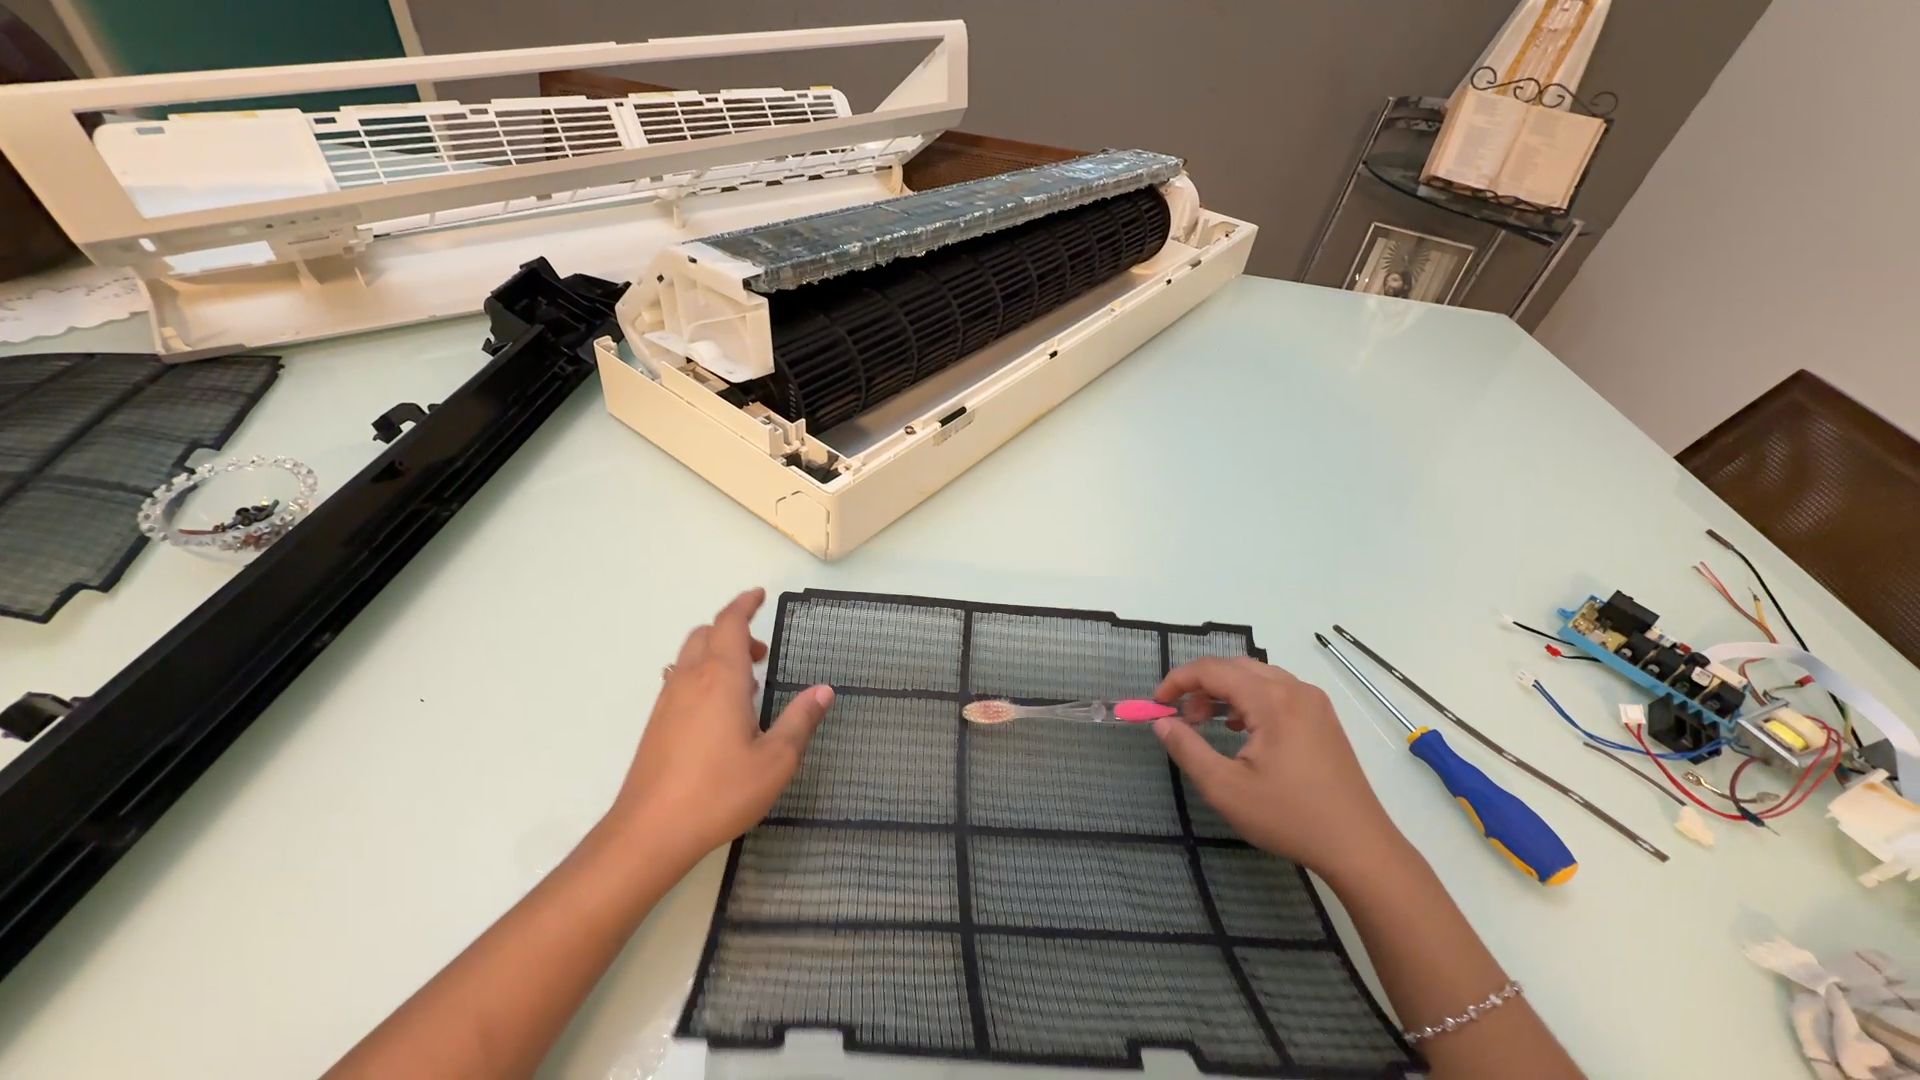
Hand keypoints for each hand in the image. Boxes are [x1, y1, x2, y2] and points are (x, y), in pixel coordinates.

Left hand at [607, 588, 833, 867]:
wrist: (651, 830)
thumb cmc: (719, 792)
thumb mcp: (776, 760)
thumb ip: (800, 721)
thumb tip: (823, 690)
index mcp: (720, 678)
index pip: (729, 623)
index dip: (744, 605)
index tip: (759, 594)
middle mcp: (689, 680)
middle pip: (706, 634)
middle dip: (733, 631)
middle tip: (762, 652)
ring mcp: (668, 701)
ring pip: (689, 657)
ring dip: (717, 654)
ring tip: (746, 682)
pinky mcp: (657, 723)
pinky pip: (680, 679)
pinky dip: (702, 675)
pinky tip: (718, 711)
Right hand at [1152, 657, 1406, 878]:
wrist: (1358, 845)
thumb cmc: (1289, 817)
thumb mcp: (1225, 788)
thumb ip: (1188, 749)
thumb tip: (1162, 723)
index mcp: (1272, 701)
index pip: (1214, 670)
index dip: (1178, 680)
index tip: (1157, 704)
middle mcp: (1295, 690)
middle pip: (1236, 667)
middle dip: (1201, 685)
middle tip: (1182, 718)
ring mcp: (1314, 703)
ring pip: (1258, 678)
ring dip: (1226, 692)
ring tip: (1207, 723)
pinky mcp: (1323, 720)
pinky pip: (1278, 692)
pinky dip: (1250, 700)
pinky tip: (1241, 730)